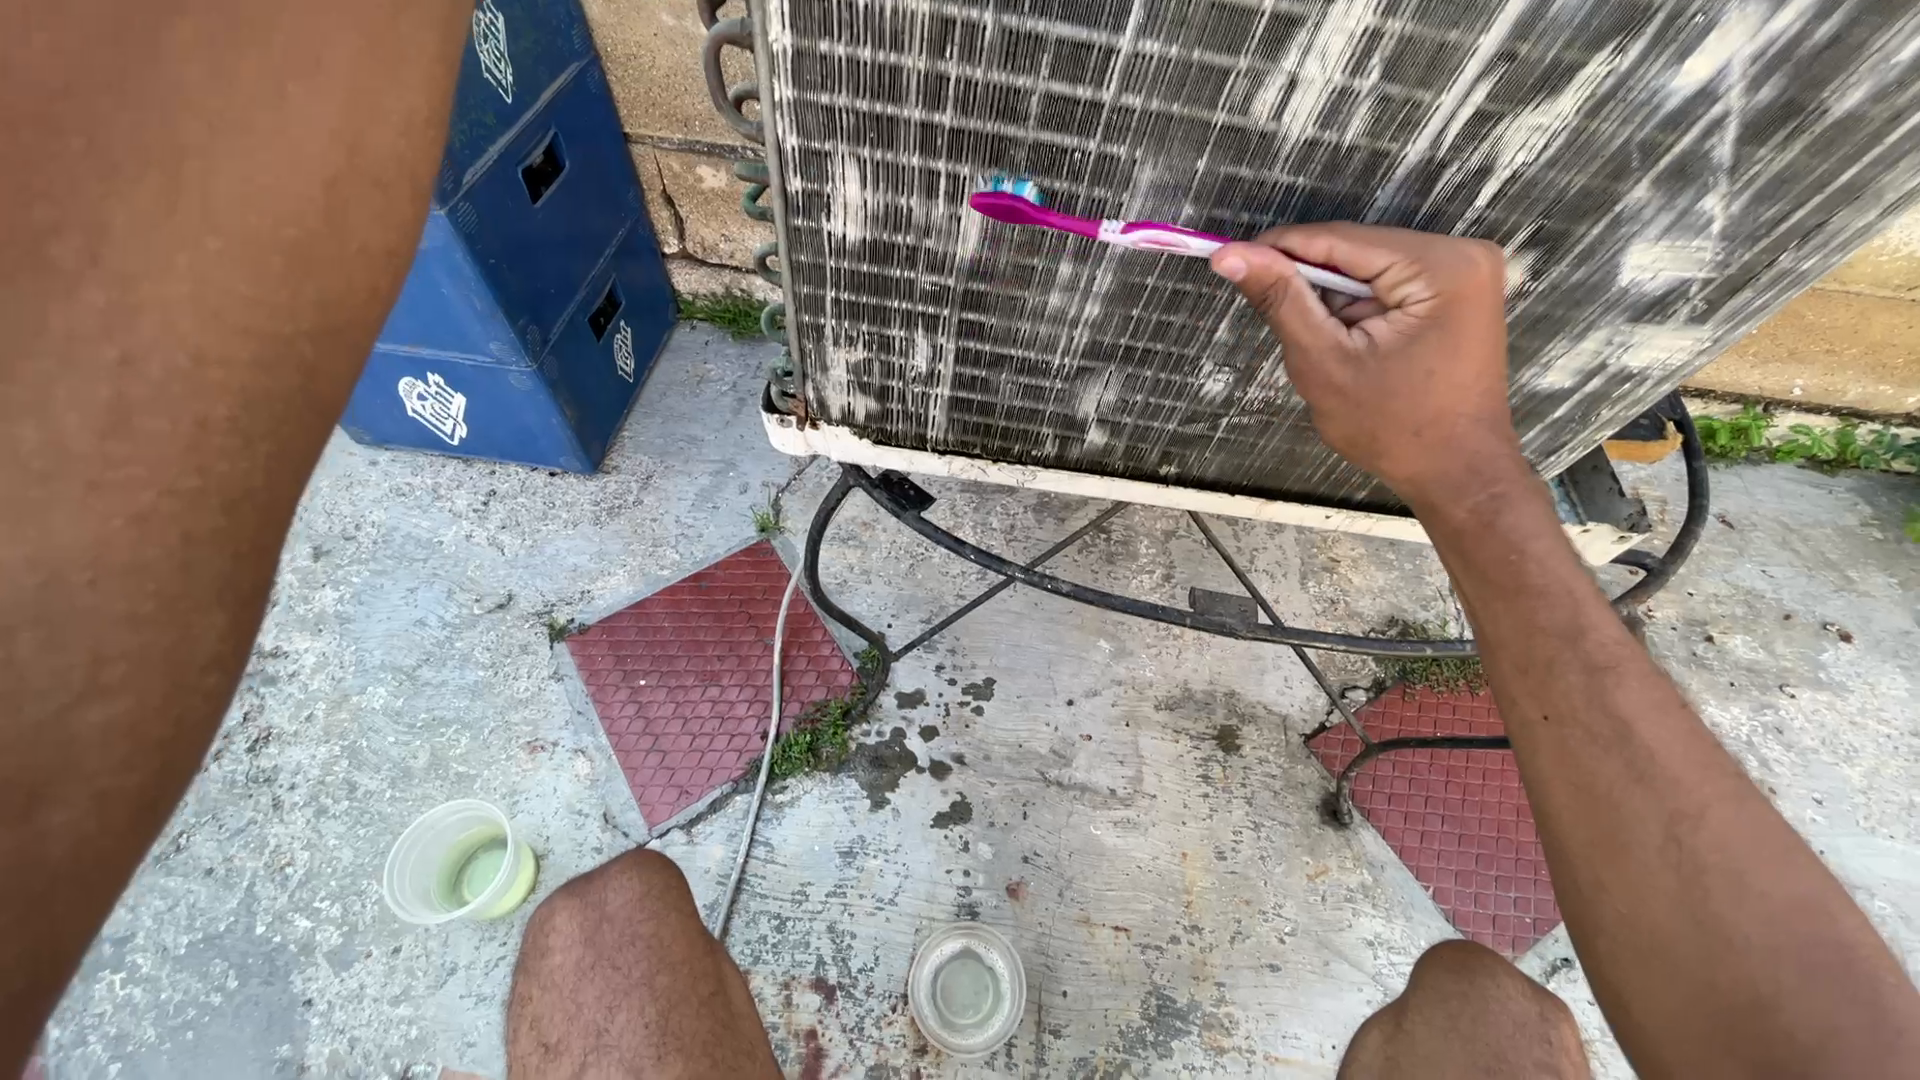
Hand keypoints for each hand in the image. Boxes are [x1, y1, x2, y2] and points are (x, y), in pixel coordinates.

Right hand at [1210, 223, 1525, 509]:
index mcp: (1440, 265)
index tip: (1226, 259)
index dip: (1279, 248)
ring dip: (1332, 300)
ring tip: (1317, 343)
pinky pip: (1389, 286)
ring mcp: (1465, 273)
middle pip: (1357, 252)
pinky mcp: (1459, 294)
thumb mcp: (1323, 361)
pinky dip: (1356, 309)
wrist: (1455, 471)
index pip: (1341, 239)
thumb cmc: (1392, 426)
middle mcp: (1462, 254)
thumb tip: (1230, 256)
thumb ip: (1280, 300)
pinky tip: (1346, 343)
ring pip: (1369, 269)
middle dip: (1309, 282)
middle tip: (1270, 316)